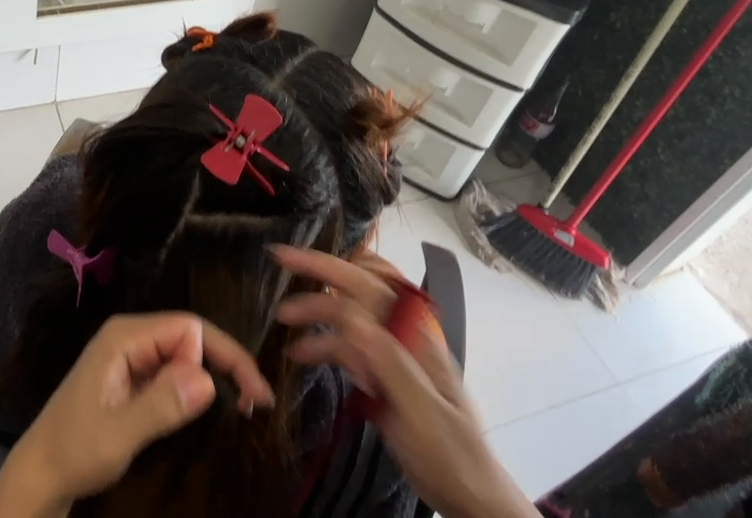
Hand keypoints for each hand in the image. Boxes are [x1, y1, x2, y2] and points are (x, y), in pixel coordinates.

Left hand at [0, 312, 275, 517]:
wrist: (39, 475)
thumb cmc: (73, 451)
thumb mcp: (118, 435)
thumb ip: (160, 404)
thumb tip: (207, 378)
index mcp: (124, 337)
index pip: (189, 328)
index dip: (224, 355)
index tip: (254, 394)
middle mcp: (129, 337)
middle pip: (191, 337)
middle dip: (226, 363)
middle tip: (258, 402)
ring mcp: (130, 356)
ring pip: (185, 354)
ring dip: (215, 375)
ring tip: (246, 405)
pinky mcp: (131, 377)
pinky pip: (173, 370)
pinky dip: (197, 386)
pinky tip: (215, 404)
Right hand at [272, 245, 538, 517]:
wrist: (471, 494)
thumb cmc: (449, 452)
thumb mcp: (419, 411)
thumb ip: (388, 362)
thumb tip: (350, 317)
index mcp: (416, 333)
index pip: (367, 284)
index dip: (325, 266)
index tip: (285, 258)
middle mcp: (406, 332)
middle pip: (359, 287)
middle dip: (318, 273)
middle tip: (280, 266)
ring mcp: (397, 351)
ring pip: (352, 313)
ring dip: (319, 310)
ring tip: (284, 322)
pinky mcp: (387, 373)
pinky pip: (352, 344)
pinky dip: (327, 342)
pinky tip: (304, 354)